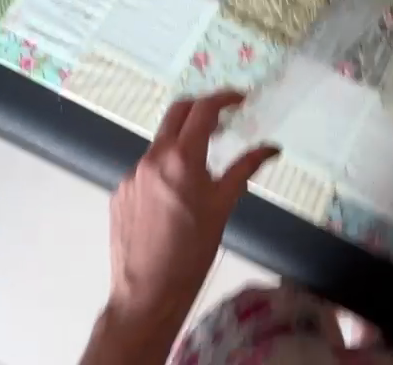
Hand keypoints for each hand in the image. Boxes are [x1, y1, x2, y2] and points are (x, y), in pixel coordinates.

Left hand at [108, 91, 279, 323]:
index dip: (224, 98)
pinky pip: (146, 168)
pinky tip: (176, 195)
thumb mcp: (224, 205)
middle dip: (201, 107)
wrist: (147, 294)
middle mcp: (153, 158)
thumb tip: (272, 148)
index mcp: (181, 157)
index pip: (203, 109)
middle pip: (177, 112)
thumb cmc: (193, 250)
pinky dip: (165, 167)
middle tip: (222, 118)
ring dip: (183, 141)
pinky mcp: (120, 193)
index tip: (240, 99)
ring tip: (201, 165)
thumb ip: (246, 168)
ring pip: (161, 142)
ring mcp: (131, 175)